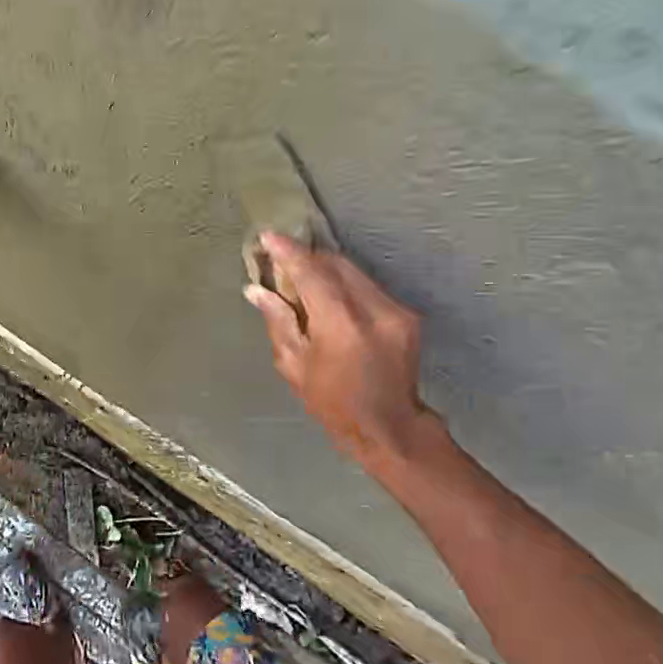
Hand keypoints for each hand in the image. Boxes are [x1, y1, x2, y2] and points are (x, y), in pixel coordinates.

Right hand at [244, 232, 450, 474]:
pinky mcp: (406, 315)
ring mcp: (395, 310)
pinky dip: (346, 285)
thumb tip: (256, 289)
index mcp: (340, 324)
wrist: (388, 426)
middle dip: (308, 257)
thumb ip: (277, 321)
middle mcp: (372, 309)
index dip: (288, 251)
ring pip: (354, 271)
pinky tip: (333, 300)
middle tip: (283, 262)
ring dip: (327, 270)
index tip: (268, 237)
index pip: (311, 272)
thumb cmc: (332, 403)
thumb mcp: (294, 366)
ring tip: (305, 282)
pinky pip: (369, 286)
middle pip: (336, 263)